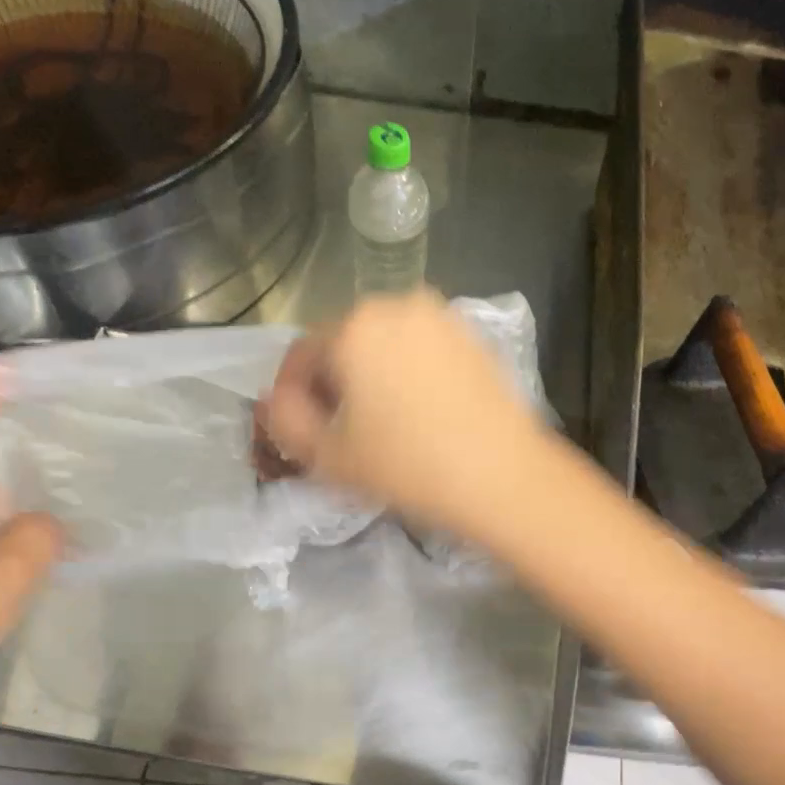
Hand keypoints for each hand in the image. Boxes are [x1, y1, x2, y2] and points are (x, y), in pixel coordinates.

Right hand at [258, 290, 554, 536]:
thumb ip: (286, 422)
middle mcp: (399, 306)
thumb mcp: (329, 457)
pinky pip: (423, 354)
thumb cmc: (410, 467)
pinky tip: (417, 418)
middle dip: (332, 384)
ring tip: (376, 428)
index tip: (293, 432)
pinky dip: (408, 377)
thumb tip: (278, 401)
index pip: (302, 354)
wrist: (506, 478)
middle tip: (334, 433)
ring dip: (370, 379)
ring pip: (386, 347)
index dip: (290, 395)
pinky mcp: (476, 341)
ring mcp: (444, 320)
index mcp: (356, 325)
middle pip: (345, 344)